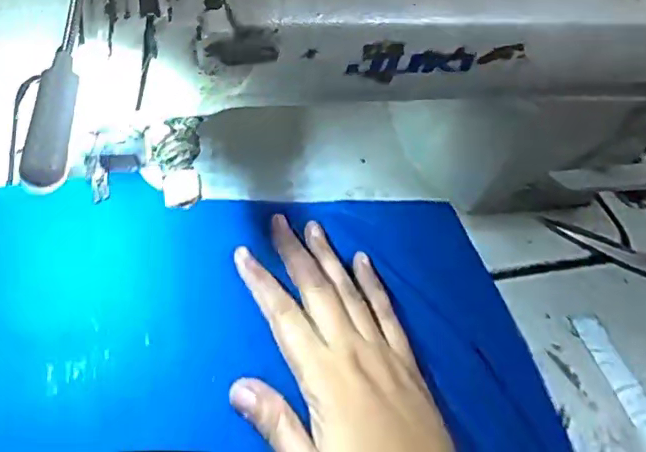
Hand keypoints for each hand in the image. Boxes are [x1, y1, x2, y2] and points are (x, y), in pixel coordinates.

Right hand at [231, 214, 454, 451]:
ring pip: (350, 291)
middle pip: (317, 290)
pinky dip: (373, 282)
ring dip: (329, 257)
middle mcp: (353, 350)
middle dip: (295, 254)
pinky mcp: (407, 360)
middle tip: (279, 222)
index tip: (243, 253)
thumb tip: (238, 385)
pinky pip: (387, 310)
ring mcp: (383, 351)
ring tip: (314, 228)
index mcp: (324, 374)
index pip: (284, 317)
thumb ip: (278, 423)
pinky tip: (363, 260)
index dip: (261, 282)